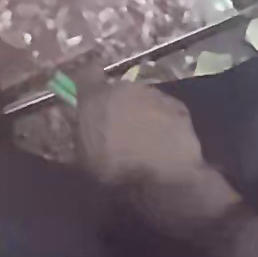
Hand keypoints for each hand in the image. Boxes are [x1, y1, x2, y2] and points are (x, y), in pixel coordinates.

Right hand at [77, 83, 239, 232]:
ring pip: (144, 100)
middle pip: (119, 92)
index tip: (90, 99)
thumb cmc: (113, 173)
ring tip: (146, 142)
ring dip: (143, 115)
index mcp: (94, 99)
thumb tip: (78, 130)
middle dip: (118, 108)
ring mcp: (154, 95)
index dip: (88, 85)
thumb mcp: (82, 160)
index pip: (85, 75)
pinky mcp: (179, 107)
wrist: (160, 181)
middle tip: (121, 133)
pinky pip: (167, 111)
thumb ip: (78, 138)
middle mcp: (124, 88)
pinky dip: (166, 123)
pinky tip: (167, 144)